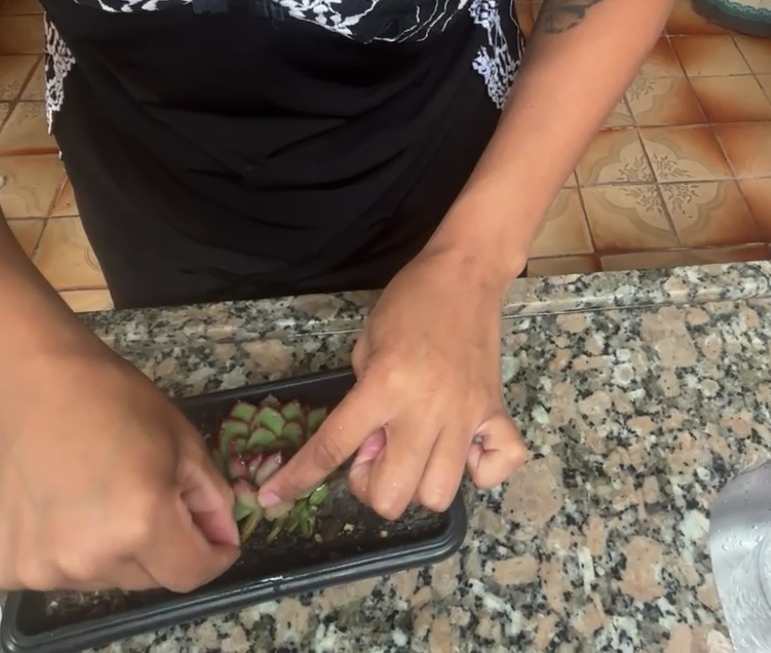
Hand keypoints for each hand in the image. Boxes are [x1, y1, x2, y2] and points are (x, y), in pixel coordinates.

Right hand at [0, 340, 240, 591]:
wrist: (39, 389)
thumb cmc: (120, 404)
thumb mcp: (185, 442)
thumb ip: (212, 498)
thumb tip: (225, 538)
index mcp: (142, 523)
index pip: (190, 574)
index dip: (213, 558)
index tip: (221, 541)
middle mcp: (92, 559)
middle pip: (151, 578)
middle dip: (169, 546)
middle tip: (161, 497)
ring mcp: (44, 570)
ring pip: (109, 577)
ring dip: (122, 550)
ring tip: (111, 496)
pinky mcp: (9, 570)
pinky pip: (63, 575)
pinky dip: (77, 551)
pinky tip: (72, 508)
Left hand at [260, 244, 527, 517]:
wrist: (466, 273)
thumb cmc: (411, 299)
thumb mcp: (369, 340)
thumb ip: (361, 393)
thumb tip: (371, 443)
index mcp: (385, 385)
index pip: (334, 446)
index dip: (298, 478)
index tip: (274, 498)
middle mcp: (425, 409)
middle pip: (391, 496)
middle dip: (372, 485)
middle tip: (375, 450)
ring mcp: (466, 415)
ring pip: (438, 495)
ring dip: (418, 482)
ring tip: (416, 450)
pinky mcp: (496, 411)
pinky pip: (497, 469)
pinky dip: (480, 470)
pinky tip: (464, 449)